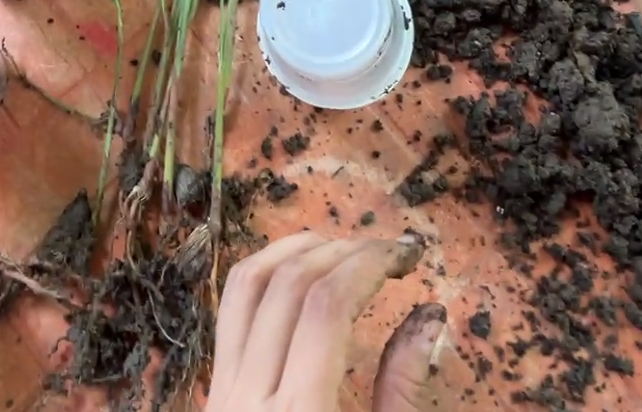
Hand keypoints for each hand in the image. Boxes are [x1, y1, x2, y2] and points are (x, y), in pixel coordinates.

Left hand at [208, 232, 448, 411]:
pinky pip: (232, 313)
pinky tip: (296, 275)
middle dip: (340, 251)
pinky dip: (264, 276)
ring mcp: (220, 392)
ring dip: (293, 250)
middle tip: (385, 251)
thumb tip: (429, 315)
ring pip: (245, 285)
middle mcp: (247, 397)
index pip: (326, 306)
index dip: (368, 265)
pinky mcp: (211, 393)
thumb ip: (401, 391)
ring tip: (340, 244)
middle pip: (286, 285)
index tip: (405, 255)